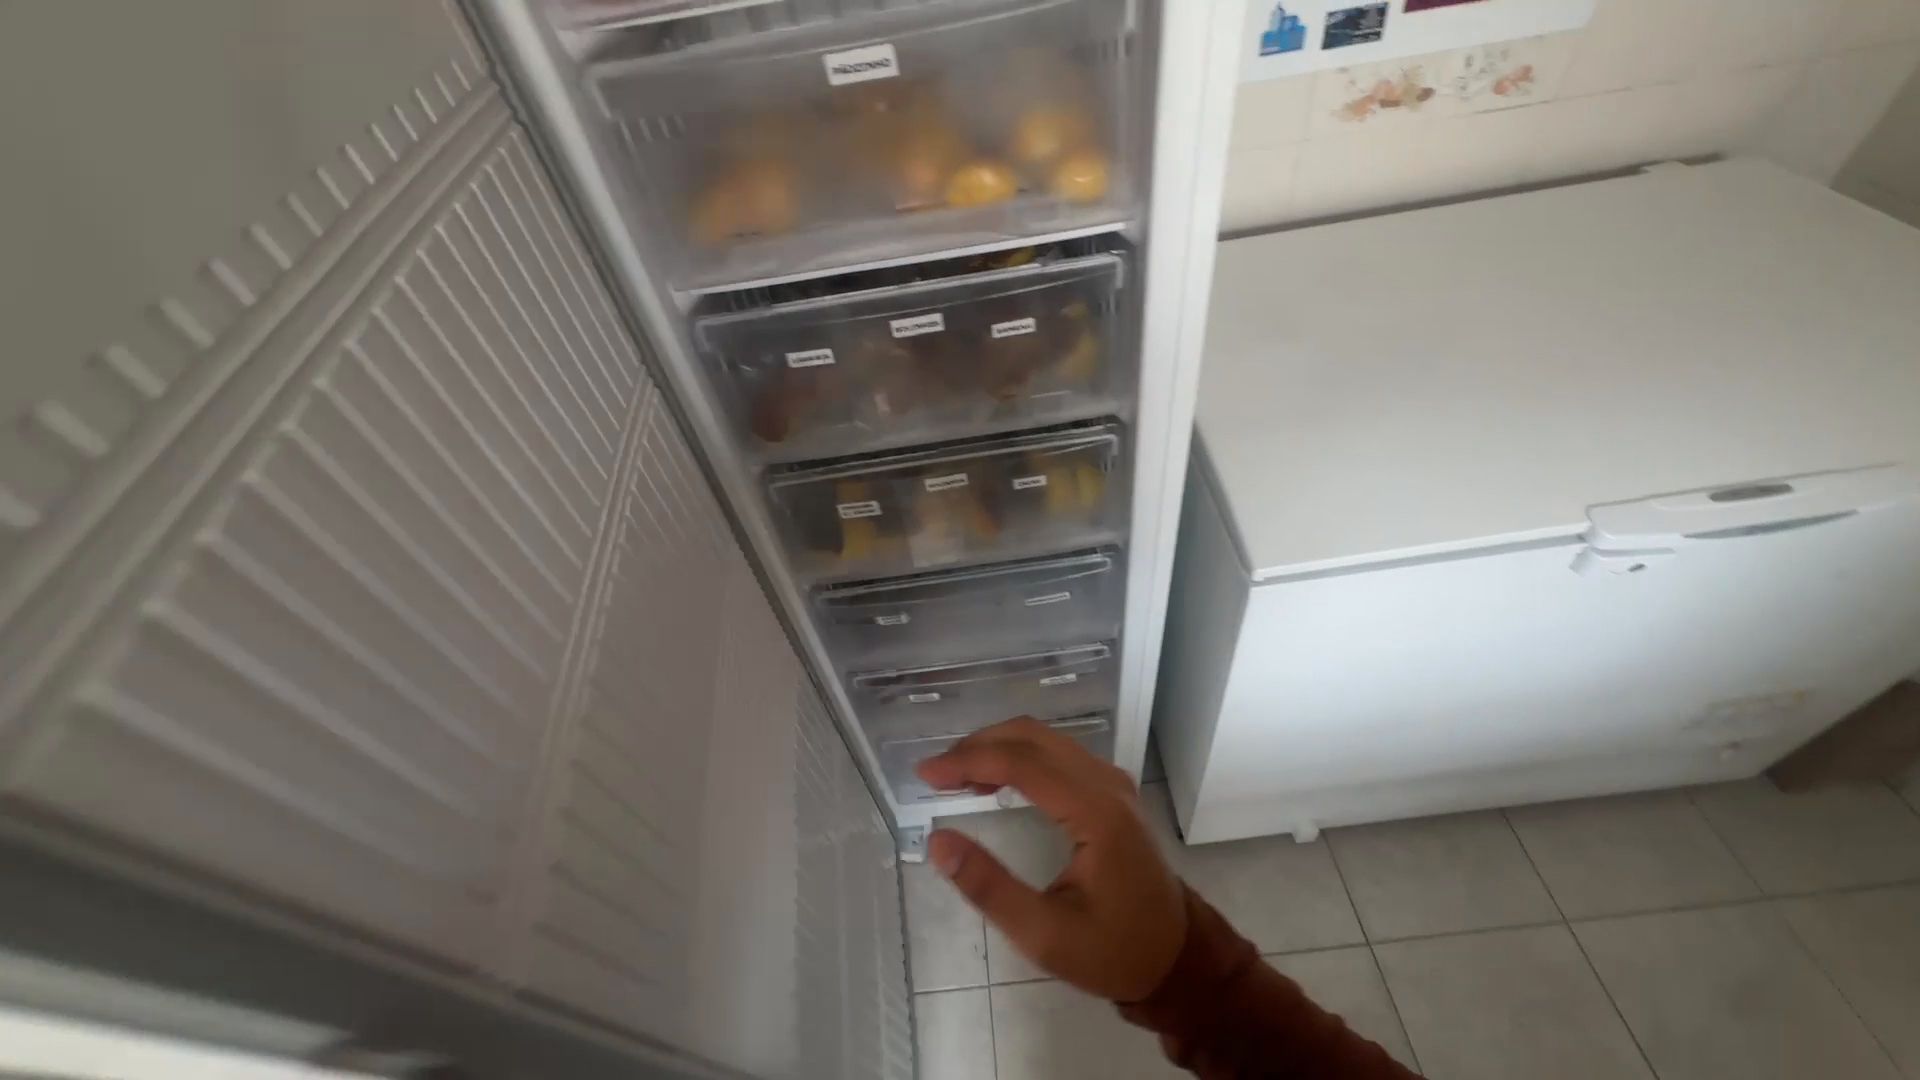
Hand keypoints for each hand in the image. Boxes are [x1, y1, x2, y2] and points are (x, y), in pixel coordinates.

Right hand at [915, 716, 1187, 1002]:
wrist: (1176, 957)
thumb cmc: (1112, 951)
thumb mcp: (1044, 935)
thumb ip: (988, 887)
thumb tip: (938, 842)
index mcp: (1094, 812)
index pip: (1021, 763)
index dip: (968, 760)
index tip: (926, 774)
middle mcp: (1106, 783)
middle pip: (1032, 736)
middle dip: (978, 745)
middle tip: (937, 773)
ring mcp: (1112, 782)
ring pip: (1045, 739)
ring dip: (997, 747)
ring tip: (956, 777)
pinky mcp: (1111, 790)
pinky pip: (1058, 753)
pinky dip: (1019, 756)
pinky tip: (995, 782)